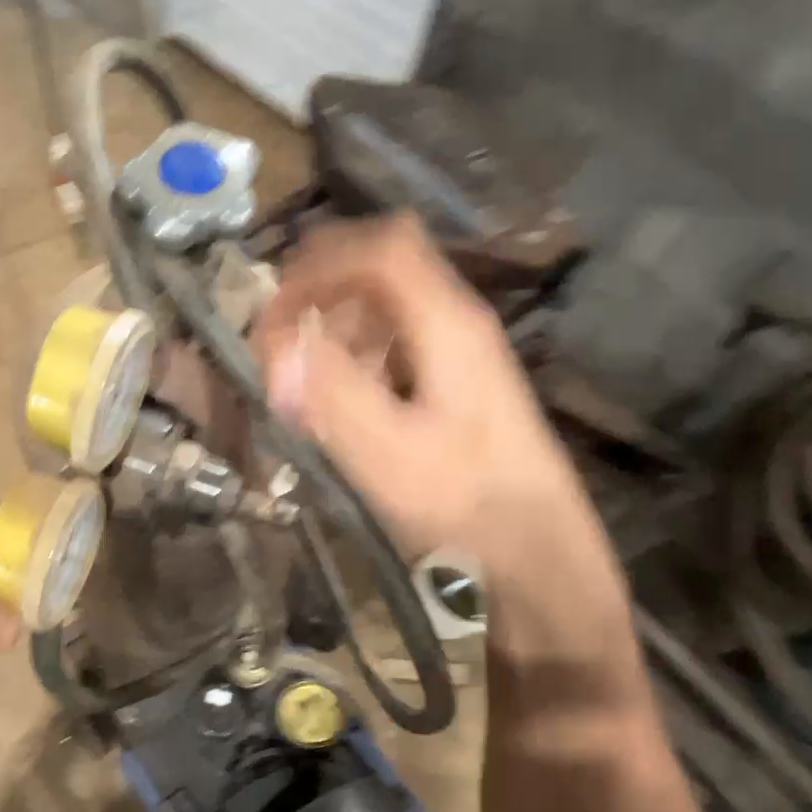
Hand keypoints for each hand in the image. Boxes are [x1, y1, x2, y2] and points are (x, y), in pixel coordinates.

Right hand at [256, 218, 589, 570]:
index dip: (319, 265)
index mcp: (448, 325)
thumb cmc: (467, 507)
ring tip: (298, 369)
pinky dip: (355, 352)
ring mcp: (462, 354)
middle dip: (321, 287)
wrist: (538, 562)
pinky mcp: (457, 386)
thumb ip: (331, 392)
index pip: (382, 249)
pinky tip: (339, 397)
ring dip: (335, 321)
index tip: (273, 312)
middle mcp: (458, 324)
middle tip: (277, 333)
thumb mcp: (390, 453)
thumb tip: (274, 349)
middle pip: (385, 265)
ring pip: (389, 304)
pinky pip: (397, 342)